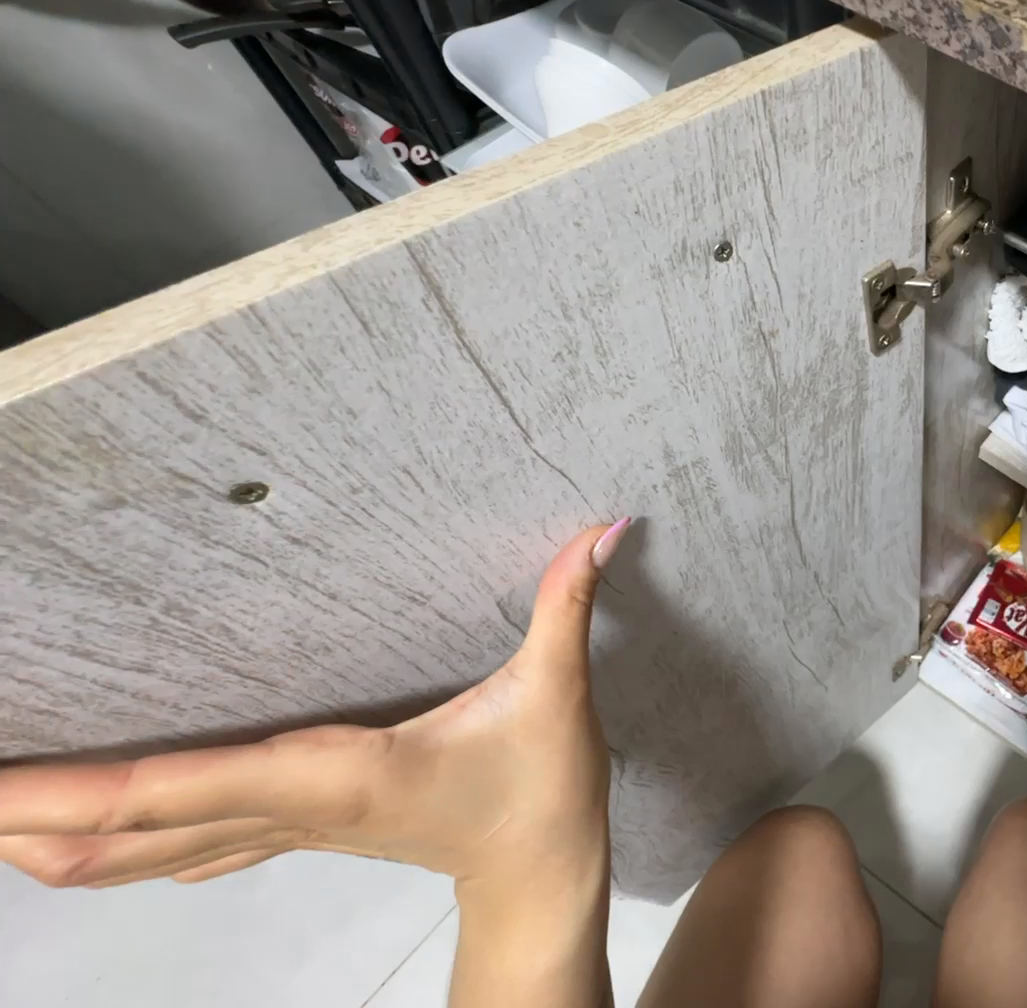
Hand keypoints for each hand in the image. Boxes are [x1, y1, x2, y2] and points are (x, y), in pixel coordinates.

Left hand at [0, 520, 628, 898]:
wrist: (542, 869)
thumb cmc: (543, 784)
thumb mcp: (557, 688)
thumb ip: (566, 603)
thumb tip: (599, 528)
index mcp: (339, 774)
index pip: (176, 786)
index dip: (62, 790)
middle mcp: (293, 807)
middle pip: (120, 831)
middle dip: (19, 818)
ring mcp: (292, 830)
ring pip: (136, 853)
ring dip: (49, 837)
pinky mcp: (306, 832)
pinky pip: (179, 850)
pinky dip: (113, 845)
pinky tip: (76, 847)